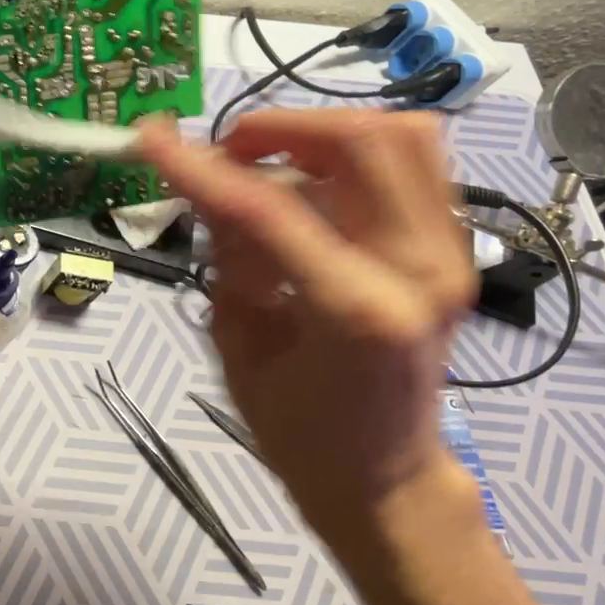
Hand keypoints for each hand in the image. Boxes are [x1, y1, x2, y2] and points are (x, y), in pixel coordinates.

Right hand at [132, 110, 477, 536]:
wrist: (383, 475)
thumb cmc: (296, 428)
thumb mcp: (237, 342)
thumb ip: (230, 257)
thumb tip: (209, 188)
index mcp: (356, 311)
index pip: (271, 208)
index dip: (202, 167)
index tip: (151, 139)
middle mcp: (419, 270)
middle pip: (362, 143)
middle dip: (278, 129)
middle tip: (225, 153)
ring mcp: (449, 255)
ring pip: (401, 137)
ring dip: (321, 132)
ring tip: (269, 160)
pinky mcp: (452, 249)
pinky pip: (413, 164)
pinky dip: (354, 152)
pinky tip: (309, 180)